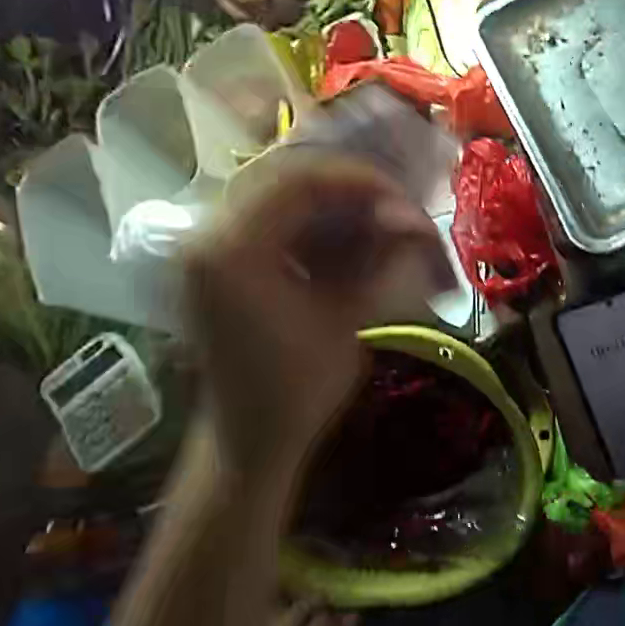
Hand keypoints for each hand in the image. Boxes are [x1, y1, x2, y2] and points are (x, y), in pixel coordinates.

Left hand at [182, 148, 442, 472]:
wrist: (249, 443)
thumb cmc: (296, 394)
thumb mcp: (345, 323)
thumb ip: (380, 263)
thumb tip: (417, 220)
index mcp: (232, 250)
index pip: (299, 181)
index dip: (360, 182)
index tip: (406, 201)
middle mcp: (207, 237)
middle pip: (285, 181)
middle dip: (348, 192)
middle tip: (396, 210)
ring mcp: (208, 251)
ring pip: (277, 199)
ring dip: (331, 206)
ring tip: (379, 223)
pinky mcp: (218, 266)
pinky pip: (268, 224)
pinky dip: (311, 226)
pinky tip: (347, 241)